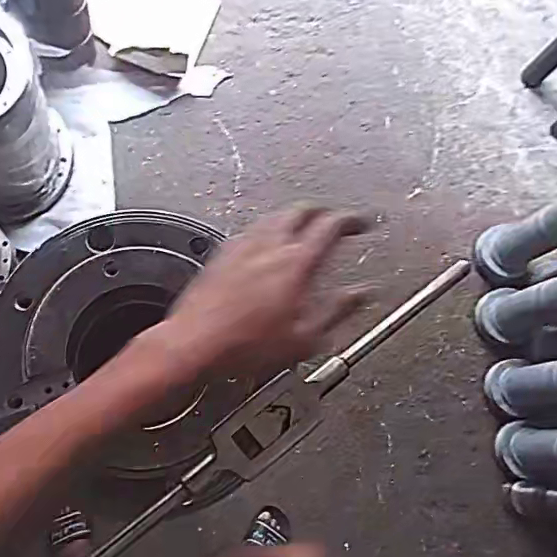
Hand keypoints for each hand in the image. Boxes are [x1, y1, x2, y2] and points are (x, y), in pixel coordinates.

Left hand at [158, 205, 371, 378]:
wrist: (195, 344)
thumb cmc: (244, 345)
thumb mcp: (305, 337)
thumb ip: (338, 310)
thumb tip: (361, 295)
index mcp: (295, 262)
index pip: (331, 226)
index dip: (352, 220)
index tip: (360, 223)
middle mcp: (267, 247)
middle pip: (299, 210)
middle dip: (321, 211)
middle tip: (331, 219)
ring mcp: (241, 248)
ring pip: (272, 217)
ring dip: (291, 217)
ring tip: (301, 226)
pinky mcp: (219, 256)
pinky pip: (247, 231)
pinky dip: (264, 231)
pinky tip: (262, 244)